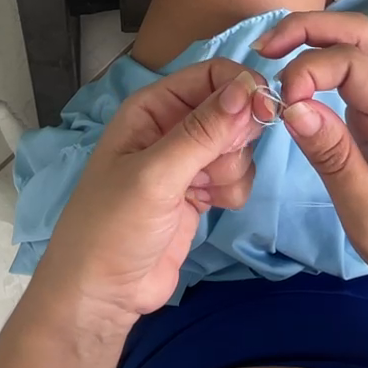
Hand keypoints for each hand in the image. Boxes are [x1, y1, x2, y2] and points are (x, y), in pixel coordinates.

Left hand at [30, 59, 273, 326]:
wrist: (102, 293)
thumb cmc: (114, 225)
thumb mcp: (156, 175)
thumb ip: (202, 131)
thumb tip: (247, 87)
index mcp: (152, 106)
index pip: (209, 75)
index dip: (241, 87)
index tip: (265, 111)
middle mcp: (170, 125)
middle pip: (231, 108)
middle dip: (236, 135)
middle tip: (216, 165)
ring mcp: (186, 160)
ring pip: (237, 144)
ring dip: (233, 167)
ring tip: (203, 191)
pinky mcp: (199, 191)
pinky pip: (235, 175)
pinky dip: (233, 189)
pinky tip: (210, 206)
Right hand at [256, 12, 367, 325]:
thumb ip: (333, 159)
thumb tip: (292, 105)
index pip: (355, 64)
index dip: (309, 68)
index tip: (280, 103)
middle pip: (362, 34)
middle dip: (308, 27)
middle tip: (263, 49)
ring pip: (361, 43)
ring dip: (314, 37)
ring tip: (271, 54)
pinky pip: (357, 69)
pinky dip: (321, 58)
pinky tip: (296, 77)